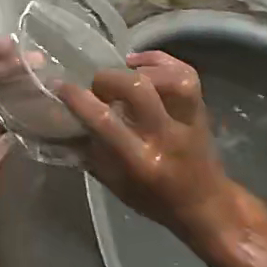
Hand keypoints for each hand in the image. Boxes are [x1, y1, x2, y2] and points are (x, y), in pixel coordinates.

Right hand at [58, 51, 238, 236]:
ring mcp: (188, 120)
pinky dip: (160, 60)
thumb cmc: (154, 199)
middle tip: (96, 85)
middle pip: (139, 89)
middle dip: (108, 79)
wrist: (206, 205)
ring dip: (141, 69)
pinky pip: (187, 73)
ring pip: (172, 79)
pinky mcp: (201, 109)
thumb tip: (63, 123)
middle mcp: (166, 137)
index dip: (78, 99)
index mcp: (140, 162)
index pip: (105, 122)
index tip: (60, 87)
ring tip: (123, 73)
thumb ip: (90, 152)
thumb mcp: (115, 184)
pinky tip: (138, 63)